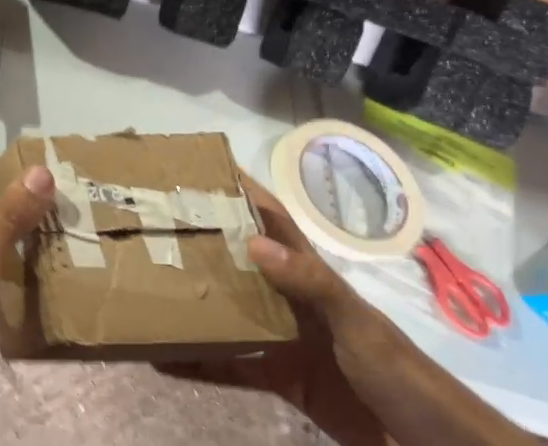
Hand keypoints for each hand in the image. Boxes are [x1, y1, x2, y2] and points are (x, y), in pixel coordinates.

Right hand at [165, 175, 532, 445]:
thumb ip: (311, 285)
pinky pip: (231, 368)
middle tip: (149, 224)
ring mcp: (285, 341)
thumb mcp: (360, 327)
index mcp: (313, 278)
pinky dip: (199, 363)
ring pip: (227, 311)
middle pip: (237, 262)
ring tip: (144, 288)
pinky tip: (162, 361)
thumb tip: (251, 241)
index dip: (239, 191)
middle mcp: (292, 301)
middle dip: (198, 241)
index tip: (195, 167)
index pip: (272, 221)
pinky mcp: (282, 380)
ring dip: (192, 301)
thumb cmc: (404, 377)